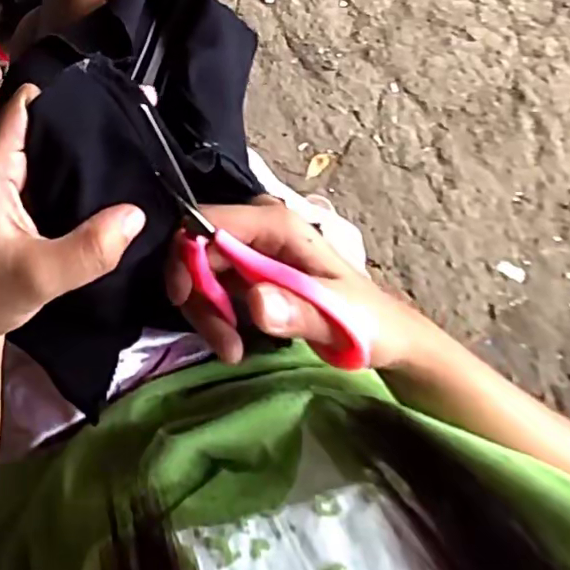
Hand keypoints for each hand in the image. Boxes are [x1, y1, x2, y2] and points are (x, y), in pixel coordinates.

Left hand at [0, 84, 147, 348]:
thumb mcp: (39, 275)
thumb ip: (87, 249)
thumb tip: (137, 214)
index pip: (25, 105)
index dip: (62, 92)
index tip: (109, 91)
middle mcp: (2, 166)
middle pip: (43, 123)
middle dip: (83, 119)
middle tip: (136, 117)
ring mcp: (14, 185)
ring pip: (51, 150)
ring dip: (84, 148)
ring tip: (134, 142)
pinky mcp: (25, 205)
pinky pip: (55, 175)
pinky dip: (79, 173)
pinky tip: (113, 178)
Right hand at [165, 199, 443, 369]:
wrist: (385, 335)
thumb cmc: (367, 321)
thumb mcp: (339, 320)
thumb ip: (298, 311)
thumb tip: (255, 301)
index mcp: (276, 223)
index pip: (207, 220)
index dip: (186, 253)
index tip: (185, 298)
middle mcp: (258, 226)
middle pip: (197, 246)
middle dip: (198, 294)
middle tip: (222, 341)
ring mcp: (251, 246)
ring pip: (198, 267)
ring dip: (205, 310)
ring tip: (231, 349)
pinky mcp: (246, 268)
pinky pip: (210, 283)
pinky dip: (212, 313)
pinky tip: (233, 340)